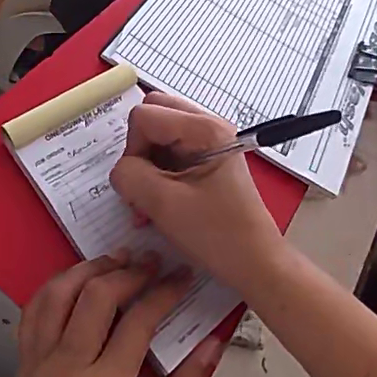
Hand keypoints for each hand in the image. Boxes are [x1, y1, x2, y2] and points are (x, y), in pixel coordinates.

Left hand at [0, 254, 223, 376]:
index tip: (184, 277)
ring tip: (118, 260)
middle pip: (95, 294)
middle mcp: (64, 368)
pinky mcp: (22, 367)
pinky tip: (78, 283)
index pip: (138, 321)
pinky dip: (56, 287)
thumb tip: (210, 344)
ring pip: (57, 293)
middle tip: (155, 261)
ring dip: (88, 268)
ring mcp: (37, 364)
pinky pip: (33, 312)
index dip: (165, 292)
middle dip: (130, 270)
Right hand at [110, 94, 288, 291]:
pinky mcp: (208, 159)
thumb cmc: (217, 234)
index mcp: (205, 129)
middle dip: (139, 150)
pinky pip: (171, 151)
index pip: (144, 115)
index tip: (141, 184)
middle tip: (143, 184)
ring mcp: (210, 142)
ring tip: (151, 203)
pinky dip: (158, 173)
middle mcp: (209, 126)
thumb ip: (130, 176)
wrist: (255, 262)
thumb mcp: (163, 205)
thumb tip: (121, 169)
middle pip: (153, 114)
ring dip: (147, 165)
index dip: (132, 149)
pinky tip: (161, 203)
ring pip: (160, 134)